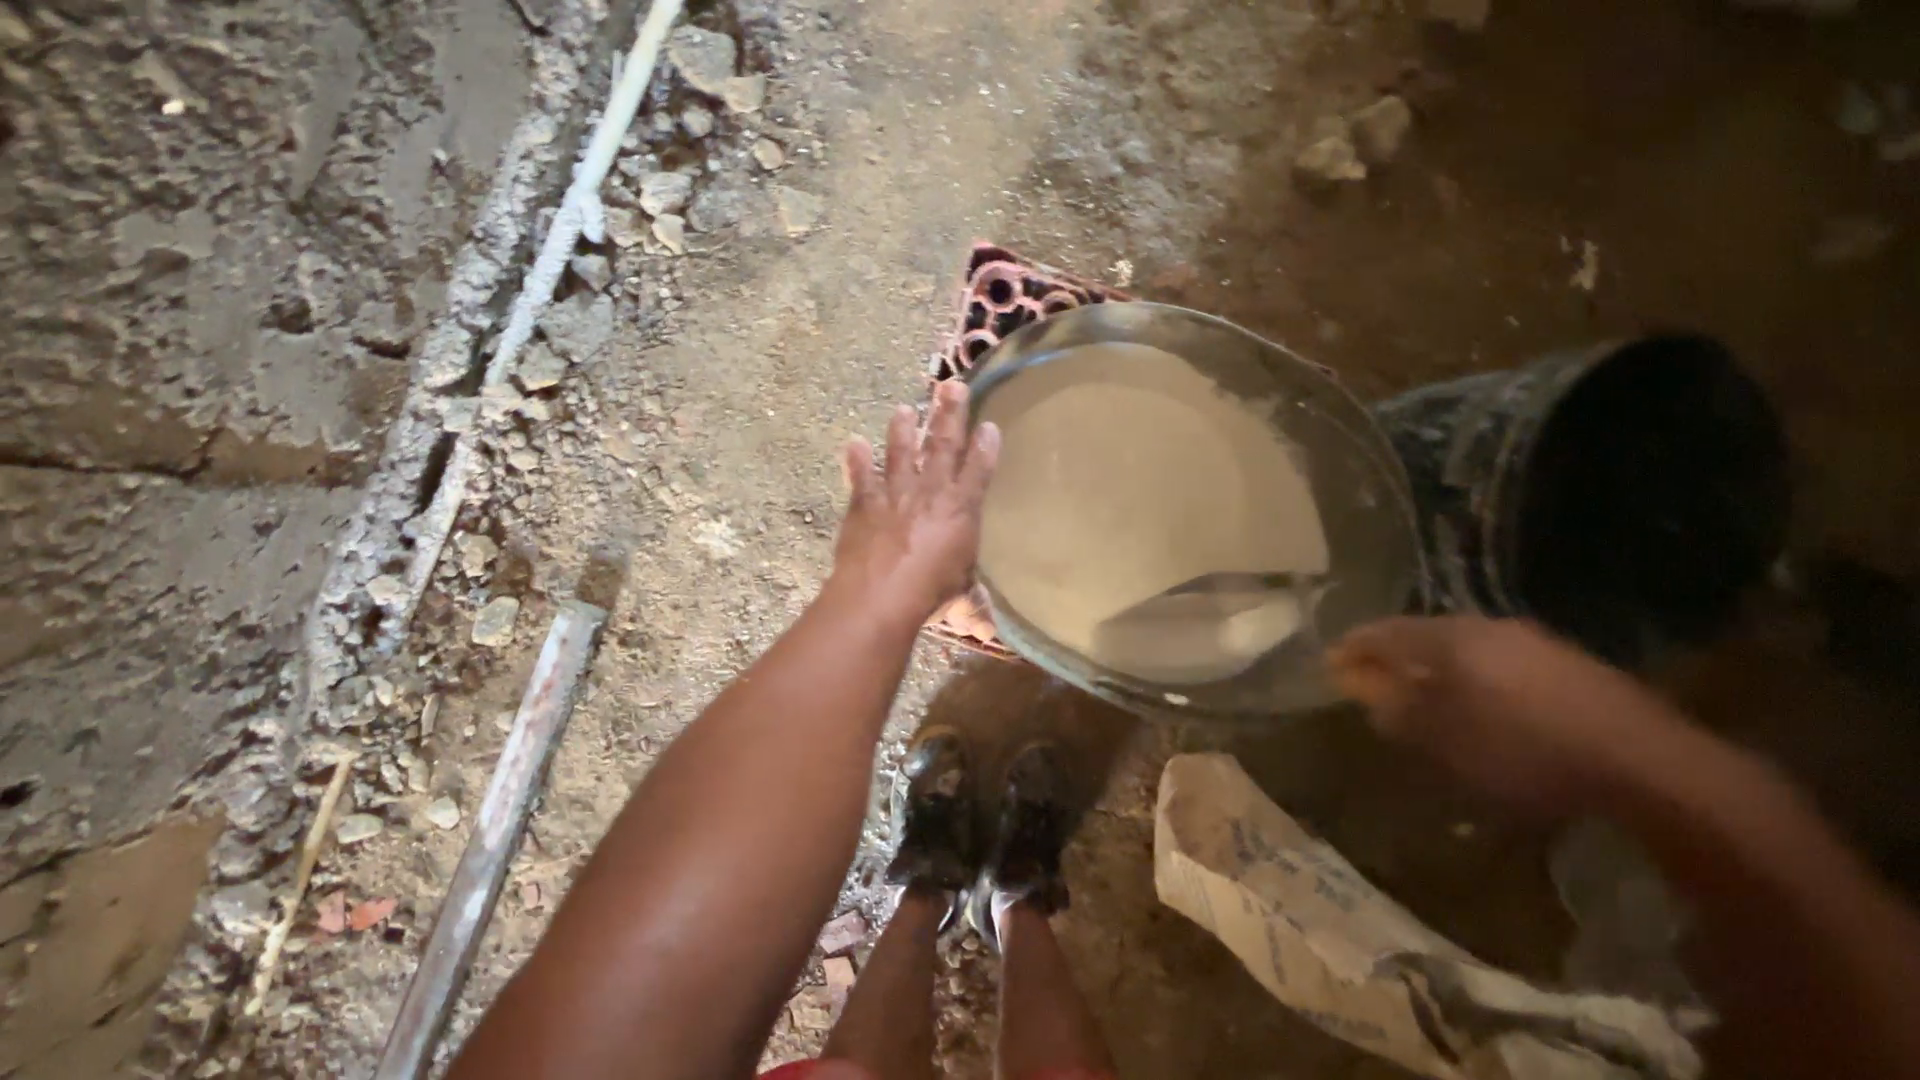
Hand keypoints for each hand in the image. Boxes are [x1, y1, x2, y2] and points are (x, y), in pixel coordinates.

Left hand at [831, 380, 999, 624]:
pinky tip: (853, 443)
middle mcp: (931, 491)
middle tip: (951, 385)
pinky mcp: (864, 503)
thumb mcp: (961, 597)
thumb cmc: (930, 594)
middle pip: (943, 444)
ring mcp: (896, 493)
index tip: (990, 425)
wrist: (881, 594)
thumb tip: (990, 630)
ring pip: (901, 451)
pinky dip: (856, 459)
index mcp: (962, 509)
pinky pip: (860, 476)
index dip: (986, 447)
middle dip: (949, 413)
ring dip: (903, 428)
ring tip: (904, 408)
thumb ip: (973, 603)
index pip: (979, 469)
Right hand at [1326, 616, 1689, 812]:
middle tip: (1374, 678)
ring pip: (1465, 648)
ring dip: (1436, 667)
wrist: (1642, 763)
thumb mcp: (1443, 742)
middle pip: (1424, 634)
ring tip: (1423, 694)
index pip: (1383, 632)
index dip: (1354, 647)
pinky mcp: (1569, 666)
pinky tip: (1481, 705)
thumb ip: (1399, 714)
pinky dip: (1474, 678)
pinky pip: (1499, 662)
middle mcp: (1488, 628)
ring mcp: (1534, 643)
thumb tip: (1372, 696)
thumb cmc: (1522, 751)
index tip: (1332, 661)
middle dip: (1394, 655)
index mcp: (1449, 639)